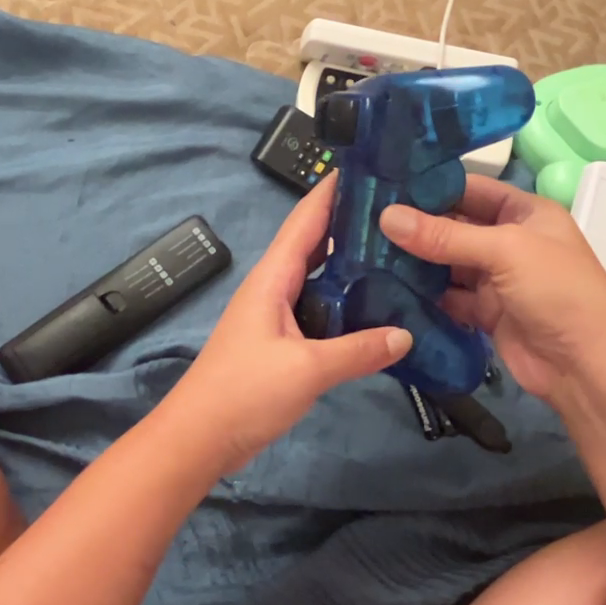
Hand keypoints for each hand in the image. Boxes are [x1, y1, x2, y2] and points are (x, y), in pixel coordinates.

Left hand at [163, 174, 411, 469]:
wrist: (199, 438)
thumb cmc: (244, 392)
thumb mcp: (307, 370)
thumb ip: (358, 350)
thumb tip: (406, 335)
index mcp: (273, 278)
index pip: (306, 221)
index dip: (333, 191)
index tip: (371, 167)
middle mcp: (273, 287)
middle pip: (314, 244)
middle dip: (350, 223)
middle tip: (399, 211)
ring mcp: (275, 315)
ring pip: (317, 277)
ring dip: (349, 263)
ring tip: (397, 252)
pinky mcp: (280, 341)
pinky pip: (318, 308)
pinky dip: (344, 301)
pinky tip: (373, 308)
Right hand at [378, 176, 605, 401]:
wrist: (587, 367)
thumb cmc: (557, 292)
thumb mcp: (504, 252)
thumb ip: (444, 236)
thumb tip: (386, 217)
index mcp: (525, 212)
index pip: (470, 188)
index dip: (431, 186)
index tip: (383, 186)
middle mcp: (510, 241)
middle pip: (454, 226)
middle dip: (415, 226)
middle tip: (363, 222)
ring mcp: (497, 279)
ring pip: (447, 263)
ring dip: (414, 261)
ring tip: (366, 253)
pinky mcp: (486, 313)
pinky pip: (448, 296)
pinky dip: (424, 294)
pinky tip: (388, 288)